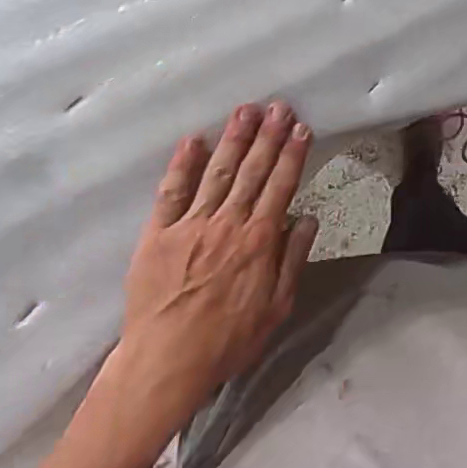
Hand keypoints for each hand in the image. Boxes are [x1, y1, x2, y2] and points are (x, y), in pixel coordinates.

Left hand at [116, 102, 317, 415]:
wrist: (166, 361)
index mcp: (259, 241)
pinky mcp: (158, 233)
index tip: (301, 128)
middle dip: (268, 135)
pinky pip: (172, 192)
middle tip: (278, 106)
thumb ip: (292, 260)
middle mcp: (227, 223)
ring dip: (233, 139)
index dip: (292, 155)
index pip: (281, 186)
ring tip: (245, 111)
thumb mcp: (276, 308)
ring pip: (217, 172)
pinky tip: (193, 140)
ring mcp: (190, 224)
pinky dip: (183, 165)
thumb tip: (308, 220)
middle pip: (252, 170)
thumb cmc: (228, 341)